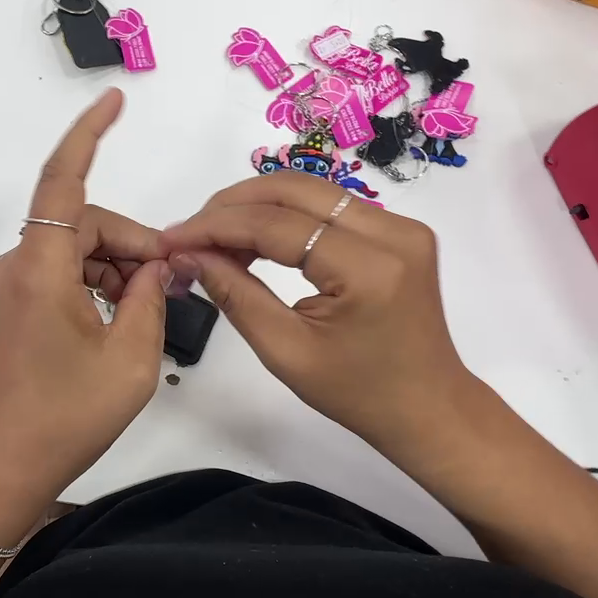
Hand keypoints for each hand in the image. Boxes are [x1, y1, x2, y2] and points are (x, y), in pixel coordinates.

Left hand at [0, 89, 170, 546]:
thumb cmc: (66, 418)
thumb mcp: (132, 360)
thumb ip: (151, 299)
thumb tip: (157, 266)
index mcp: (41, 270)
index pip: (63, 182)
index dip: (88, 135)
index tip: (113, 100)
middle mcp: (17, 266)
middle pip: (83, 224)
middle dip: (133, 244)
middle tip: (172, 287)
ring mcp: (10, 286)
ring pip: (74, 249)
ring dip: (116, 268)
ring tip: (148, 312)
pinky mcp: (11, 306)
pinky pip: (59, 272)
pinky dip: (94, 283)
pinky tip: (119, 318)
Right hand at [159, 173, 474, 442]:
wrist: (428, 408)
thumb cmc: (356, 393)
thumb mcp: (284, 350)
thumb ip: (234, 293)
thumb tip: (186, 254)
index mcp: (369, 268)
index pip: (275, 224)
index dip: (215, 227)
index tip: (169, 239)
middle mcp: (392, 232)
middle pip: (292, 189)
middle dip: (230, 206)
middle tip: (187, 233)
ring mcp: (400, 226)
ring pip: (308, 189)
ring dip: (252, 206)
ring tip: (211, 237)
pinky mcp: (396, 230)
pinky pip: (325, 205)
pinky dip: (280, 214)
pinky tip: (250, 238)